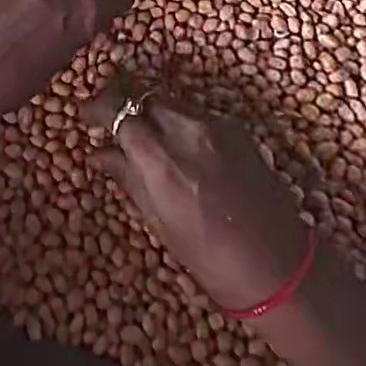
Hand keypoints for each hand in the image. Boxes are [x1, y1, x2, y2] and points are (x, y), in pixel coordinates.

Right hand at [89, 83, 313, 310]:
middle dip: (125, 105)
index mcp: (163, 161)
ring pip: (171, 104)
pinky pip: (197, 115)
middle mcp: (189, 133)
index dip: (98, 109)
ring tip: (146, 139)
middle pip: (145, 98)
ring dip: (153, 115)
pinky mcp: (238, 130)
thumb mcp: (159, 221)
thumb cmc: (210, 257)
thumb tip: (97, 154)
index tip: (85, 114)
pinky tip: (181, 150)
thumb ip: (127, 177)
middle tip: (112, 122)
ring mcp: (217, 128)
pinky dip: (180, 124)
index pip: (119, 113)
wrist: (281, 266)